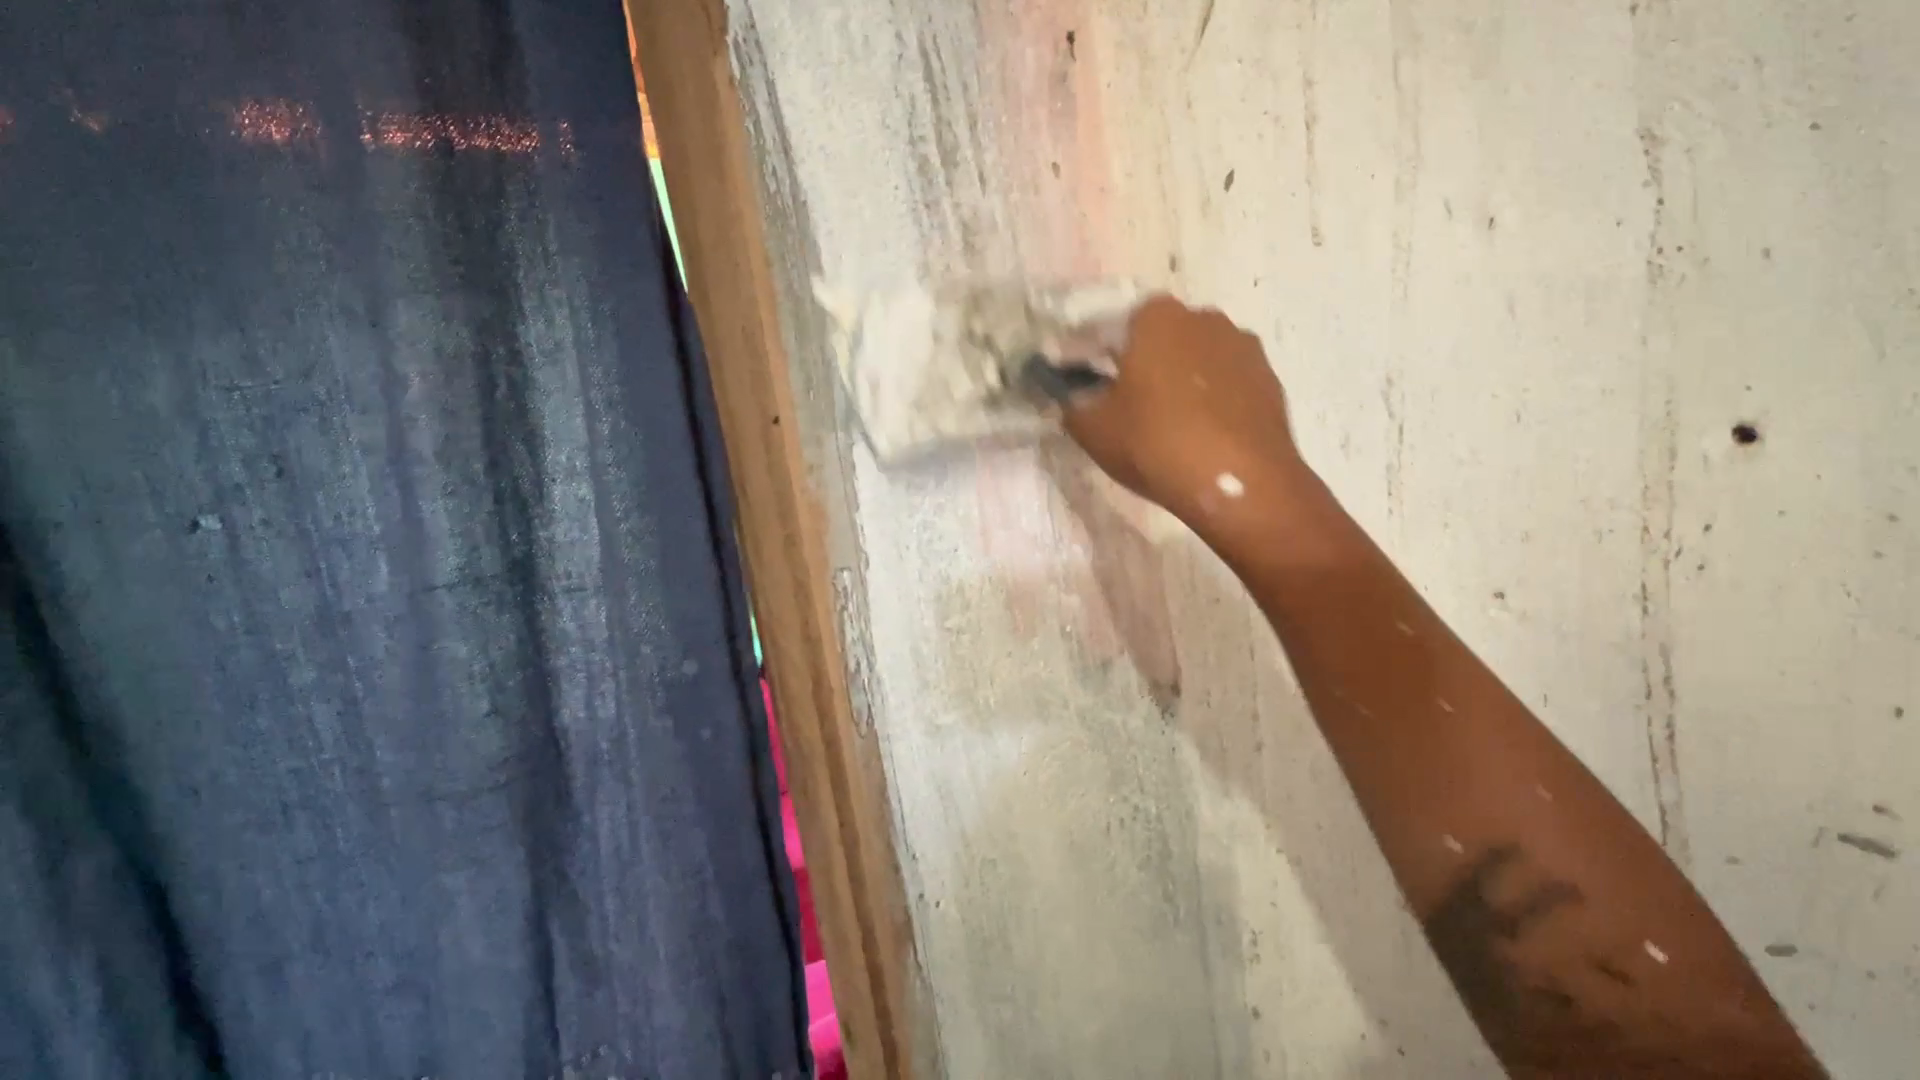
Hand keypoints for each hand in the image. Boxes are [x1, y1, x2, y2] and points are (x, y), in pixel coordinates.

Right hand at [1061, 295, 1302, 524]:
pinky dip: (1209, 400)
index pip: (1107, 329)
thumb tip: (1070, 392)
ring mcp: (1243, 346)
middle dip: (1137, 364)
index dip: (1086, 357)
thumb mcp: (1092, 429)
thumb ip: (1071, 401)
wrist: (1242, 485)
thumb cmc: (1156, 445)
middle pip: (1156, 339)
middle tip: (1121, 405)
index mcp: (1155, 317)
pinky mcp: (1269, 379)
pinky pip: (1225, 383)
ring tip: (1164, 422)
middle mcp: (1203, 317)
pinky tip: (1199, 433)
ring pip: (1194, 359)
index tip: (1077, 383)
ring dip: (1177, 380)